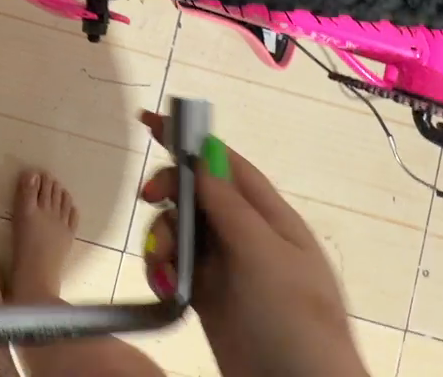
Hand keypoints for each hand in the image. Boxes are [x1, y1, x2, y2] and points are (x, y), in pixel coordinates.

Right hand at [137, 111, 367, 376]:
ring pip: (179, 230)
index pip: (224, 164)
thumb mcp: (265, 256)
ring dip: (163, 238)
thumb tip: (201, 157)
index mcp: (269, 218)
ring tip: (165, 265)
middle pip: (195, 194)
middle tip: (148, 198)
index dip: (189, 141)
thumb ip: (229, 206)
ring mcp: (226, 267)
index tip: (150, 122)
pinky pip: (175, 266)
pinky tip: (164, 285)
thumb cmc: (294, 320)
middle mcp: (246, 236)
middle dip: (168, 192)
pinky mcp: (207, 297)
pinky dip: (163, 269)